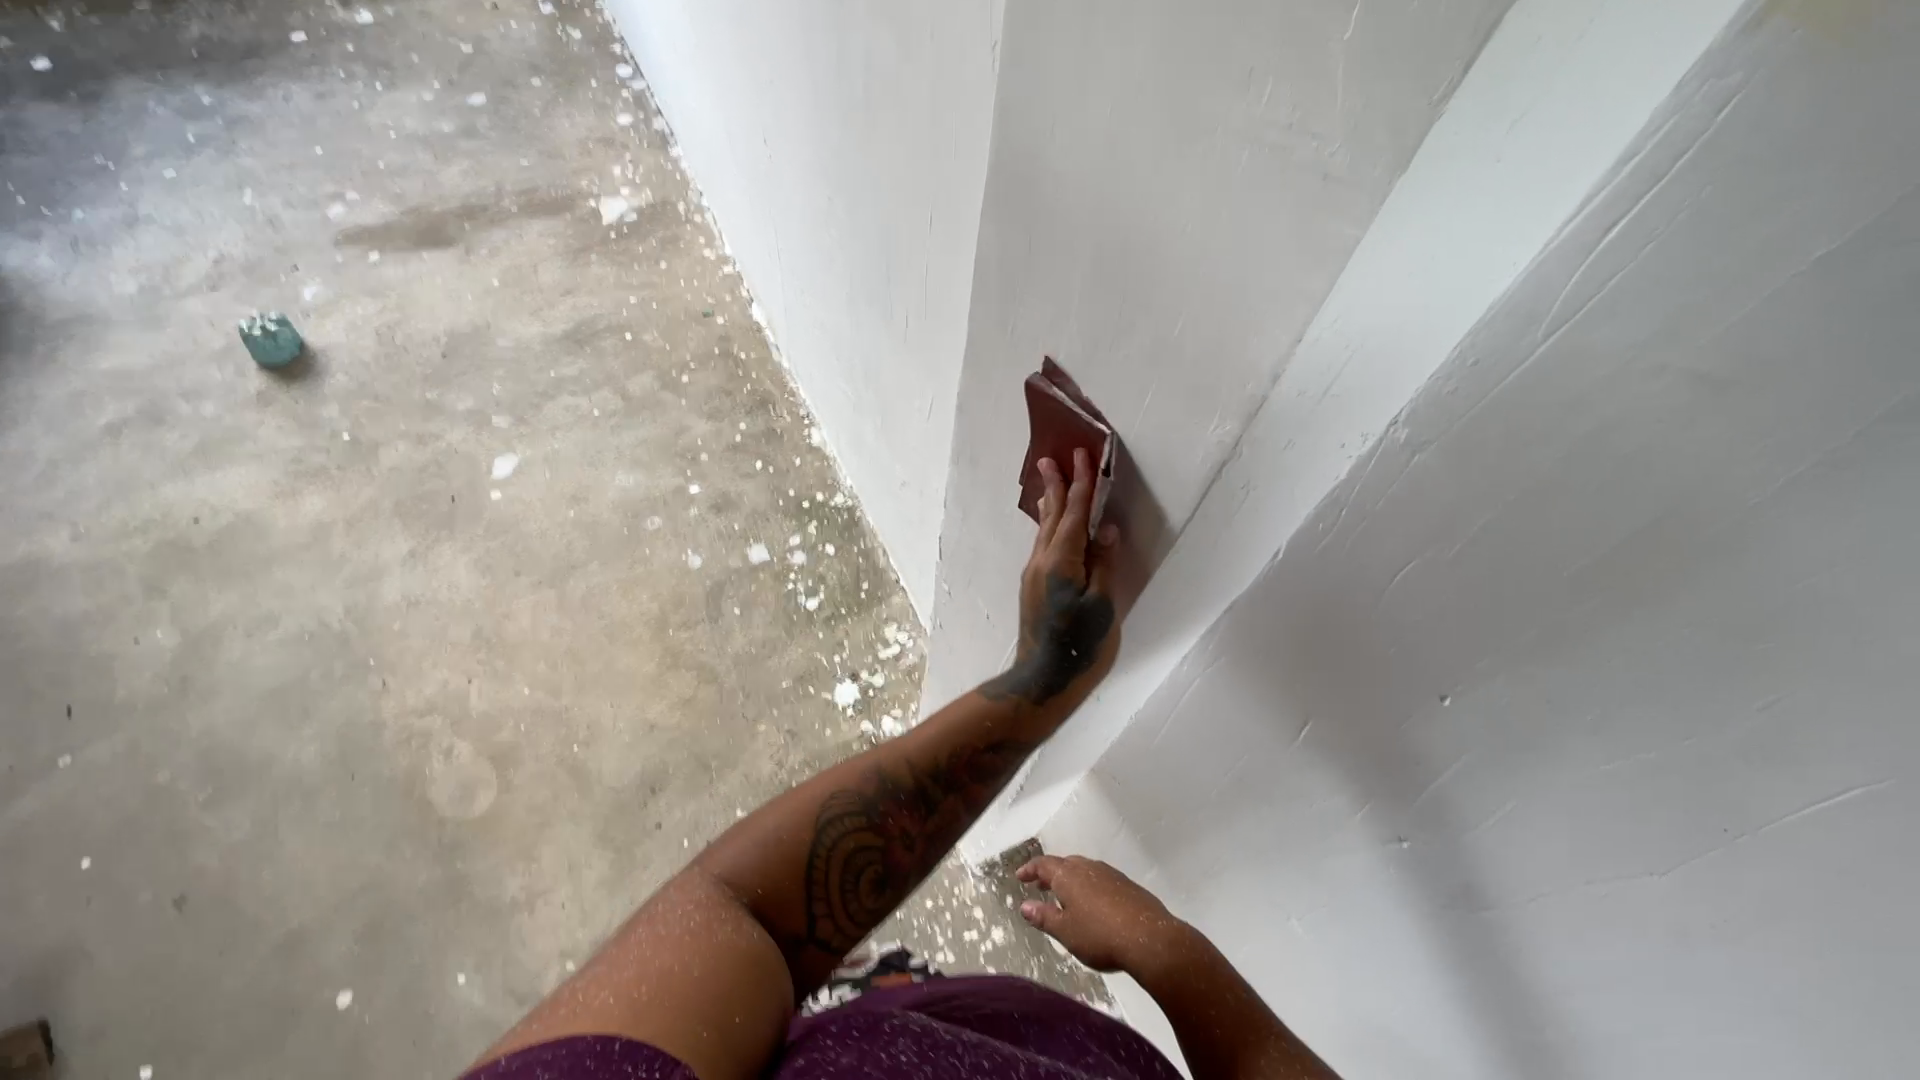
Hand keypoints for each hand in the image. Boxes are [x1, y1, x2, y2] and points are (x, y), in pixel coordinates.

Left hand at [983, 448, 1119, 708]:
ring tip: (1049, 485)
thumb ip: (1104, 565)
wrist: (1043, 679)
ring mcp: (1034, 575)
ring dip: (1050, 504)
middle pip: (1053, 516)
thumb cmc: (1080, 646)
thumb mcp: (1103, 605)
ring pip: (1044, 531)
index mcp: (1061, 561)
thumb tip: (1105, 529)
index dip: (1082, 484)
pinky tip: (1050, 527)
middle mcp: (1042, 561)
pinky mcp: (1034, 588)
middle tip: (1051, 458)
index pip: (1075, 513)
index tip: (1083, 456)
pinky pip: (1043, 545)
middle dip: (1058, 486)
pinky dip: (1048, 526)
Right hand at [1016, 854, 1198, 975]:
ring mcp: (1111, 874)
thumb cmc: (1100, 936)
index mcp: (1069, 875)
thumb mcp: (1065, 931)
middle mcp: (1088, 868)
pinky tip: (1093, 905)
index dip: (1030, 870)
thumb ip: (1044, 917)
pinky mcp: (1128, 885)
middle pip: (1064, 864)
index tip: (1020, 877)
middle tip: (1040, 887)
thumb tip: (1024, 905)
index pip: (1043, 865)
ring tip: (1065, 897)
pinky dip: (1089, 886)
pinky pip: (1100, 879)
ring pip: (1084, 870)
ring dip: (1071, 880)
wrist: (1150, 939)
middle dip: (1050, 874)